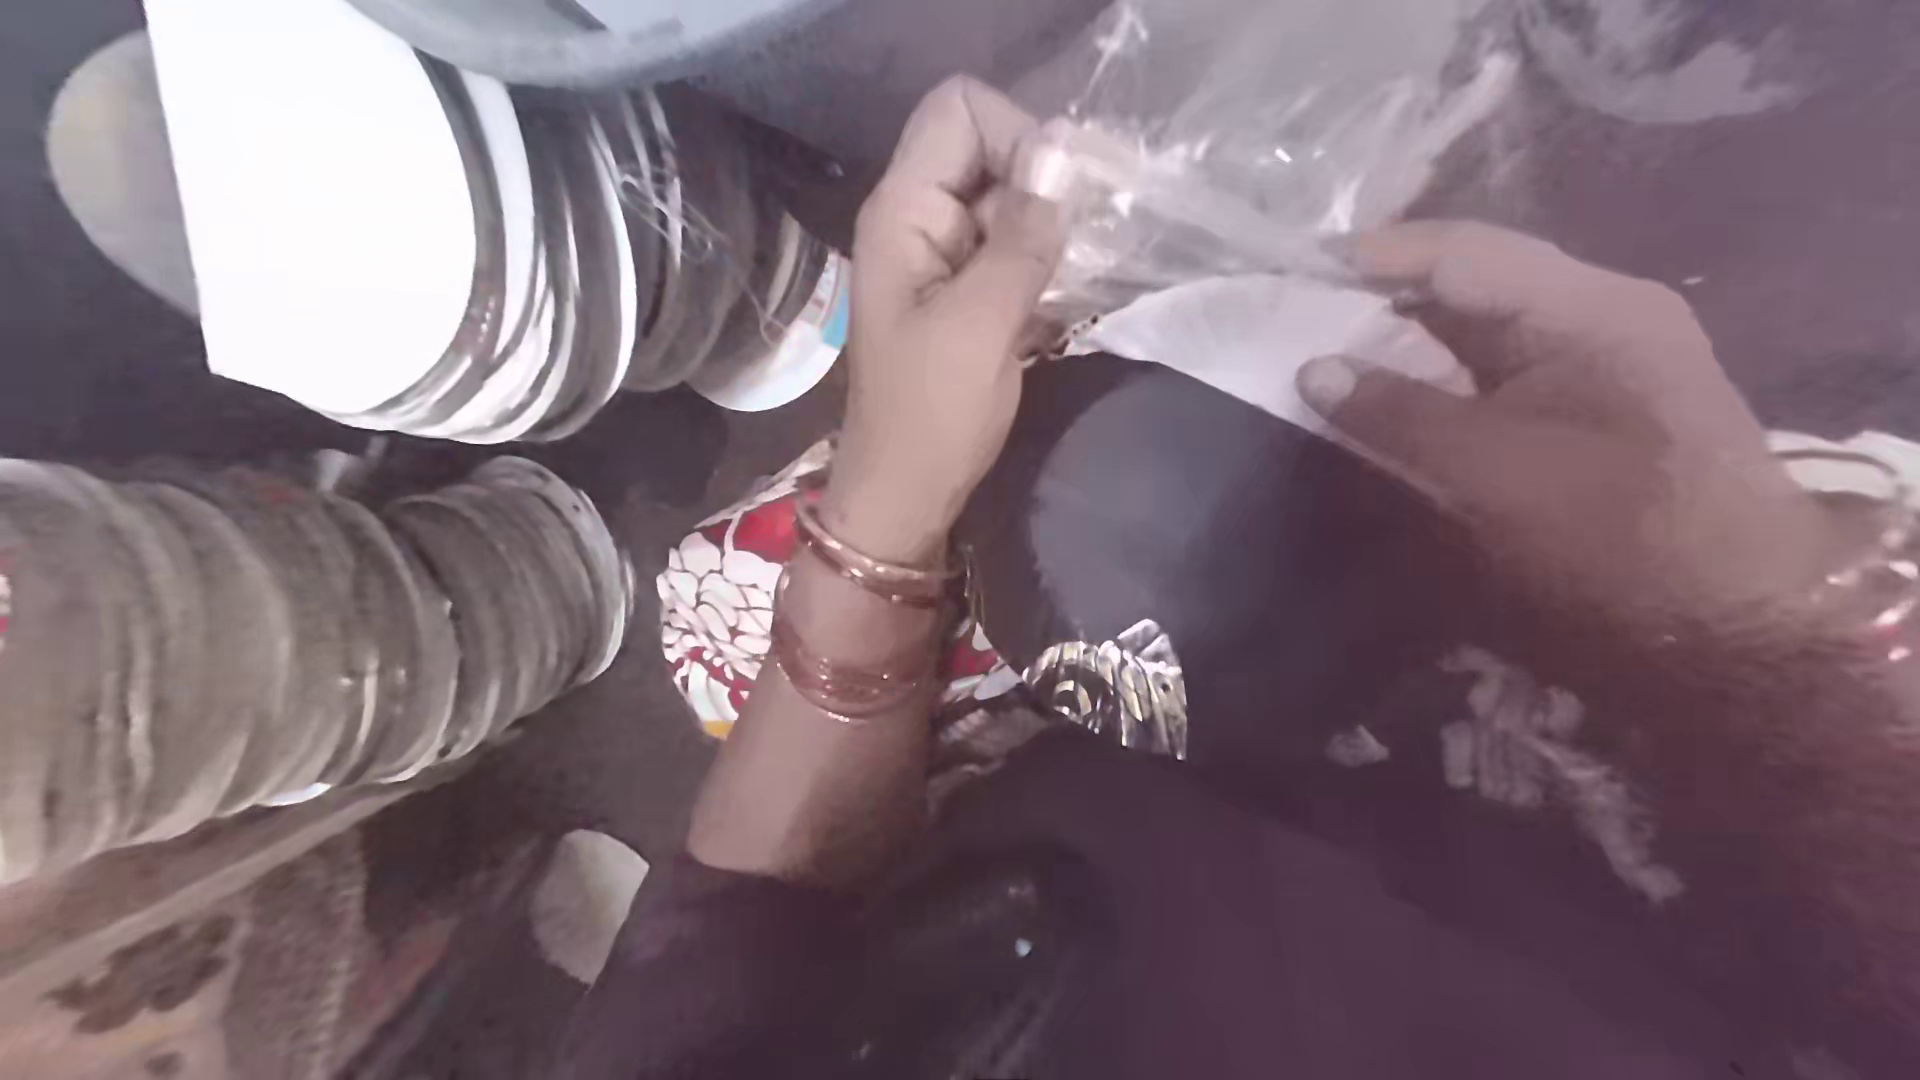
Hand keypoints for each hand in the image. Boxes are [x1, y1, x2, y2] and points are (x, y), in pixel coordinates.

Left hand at [825, 77, 1065, 564]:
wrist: (906, 494)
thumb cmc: (933, 418)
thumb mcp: (981, 326)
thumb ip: (1022, 239)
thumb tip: (1063, 155)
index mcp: (902, 214)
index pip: (961, 111)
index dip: (1019, 136)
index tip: (1058, 204)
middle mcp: (917, 224)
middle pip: (989, 156)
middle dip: (1042, 192)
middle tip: (1074, 255)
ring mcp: (940, 265)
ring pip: (1007, 210)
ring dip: (1047, 238)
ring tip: (1069, 287)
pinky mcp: (962, 302)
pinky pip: (1009, 258)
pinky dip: (1039, 271)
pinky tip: (1059, 309)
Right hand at [1297, 221, 1849, 645]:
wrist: (1708, 609)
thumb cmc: (1604, 527)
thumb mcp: (1487, 467)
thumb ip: (1394, 412)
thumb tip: (1312, 370)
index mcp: (1585, 310)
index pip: (1464, 254)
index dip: (1378, 256)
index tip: (1300, 269)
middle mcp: (1584, 317)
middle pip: (1465, 281)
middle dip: (1378, 291)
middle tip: (1301, 305)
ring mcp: (1576, 360)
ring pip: (1465, 325)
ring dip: (1393, 332)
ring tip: (1320, 338)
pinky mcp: (1560, 403)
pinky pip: (1472, 368)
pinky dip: (1416, 372)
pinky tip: (1371, 385)